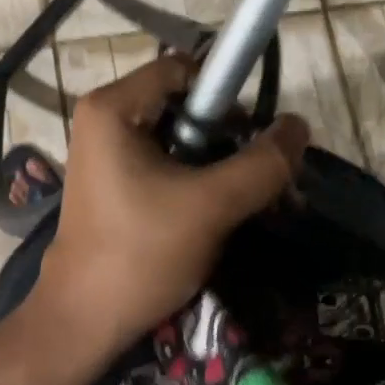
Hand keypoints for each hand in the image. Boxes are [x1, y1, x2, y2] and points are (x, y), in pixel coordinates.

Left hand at [35, 52, 310, 352]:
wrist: (86, 314)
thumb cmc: (142, 251)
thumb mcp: (210, 205)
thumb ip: (260, 164)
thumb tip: (299, 125)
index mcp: (111, 105)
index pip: (180, 69)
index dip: (223, 94)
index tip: (255, 132)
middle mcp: (101, 114)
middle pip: (177, 99)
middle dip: (223, 131)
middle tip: (259, 169)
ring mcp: (102, 145)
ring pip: (172, 130)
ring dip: (213, 156)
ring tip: (247, 193)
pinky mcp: (110, 174)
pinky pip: (159, 154)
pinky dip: (191, 172)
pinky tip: (218, 206)